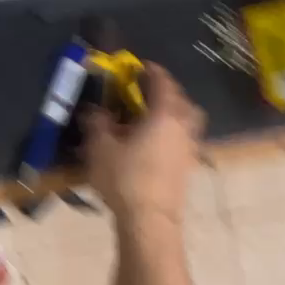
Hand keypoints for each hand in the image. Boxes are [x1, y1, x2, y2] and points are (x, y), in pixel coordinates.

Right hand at [81, 65, 204, 223]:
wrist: (149, 218)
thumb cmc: (124, 177)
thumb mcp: (100, 147)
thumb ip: (98, 123)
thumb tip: (95, 109)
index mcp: (164, 116)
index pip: (163, 85)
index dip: (153, 72)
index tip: (142, 66)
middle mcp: (183, 128)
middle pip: (183, 102)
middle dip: (168, 94)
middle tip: (147, 93)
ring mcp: (189, 148)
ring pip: (187, 121)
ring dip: (172, 114)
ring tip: (149, 118)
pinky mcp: (187, 166)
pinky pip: (182, 138)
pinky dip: (170, 132)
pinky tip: (151, 142)